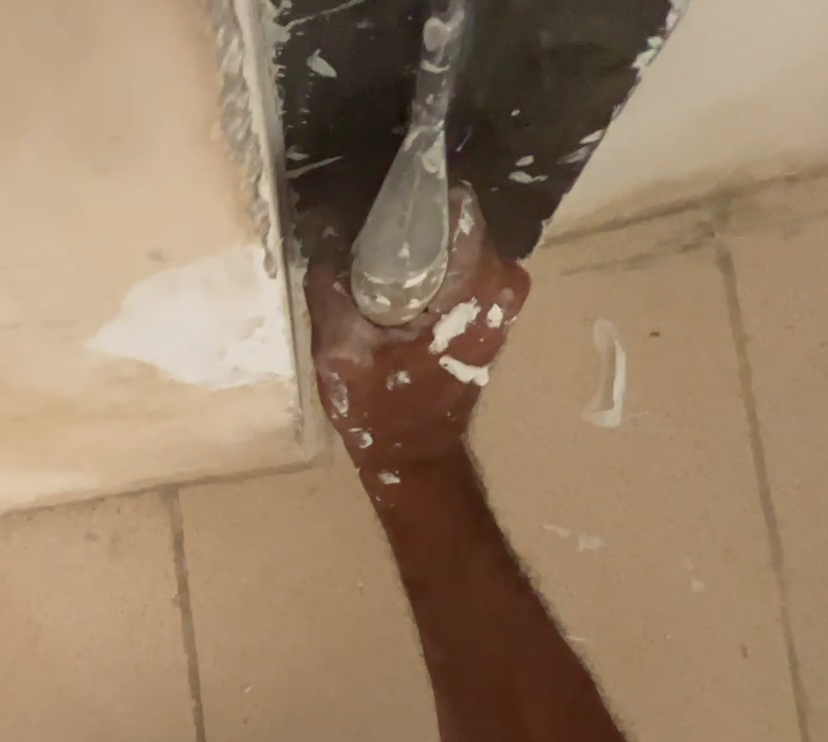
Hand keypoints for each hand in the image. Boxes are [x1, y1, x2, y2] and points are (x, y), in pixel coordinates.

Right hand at [305, 185, 531, 477]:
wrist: (412, 454)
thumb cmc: (380, 410)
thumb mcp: (339, 353)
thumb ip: (329, 293)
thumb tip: (324, 243)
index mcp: (476, 284)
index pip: (453, 207)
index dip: (405, 201)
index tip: (366, 206)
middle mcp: (503, 280)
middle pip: (449, 224)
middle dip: (401, 230)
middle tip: (355, 249)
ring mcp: (500, 293)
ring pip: (449, 244)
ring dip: (408, 252)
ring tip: (362, 269)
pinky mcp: (488, 306)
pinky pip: (452, 266)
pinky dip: (419, 271)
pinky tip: (382, 290)